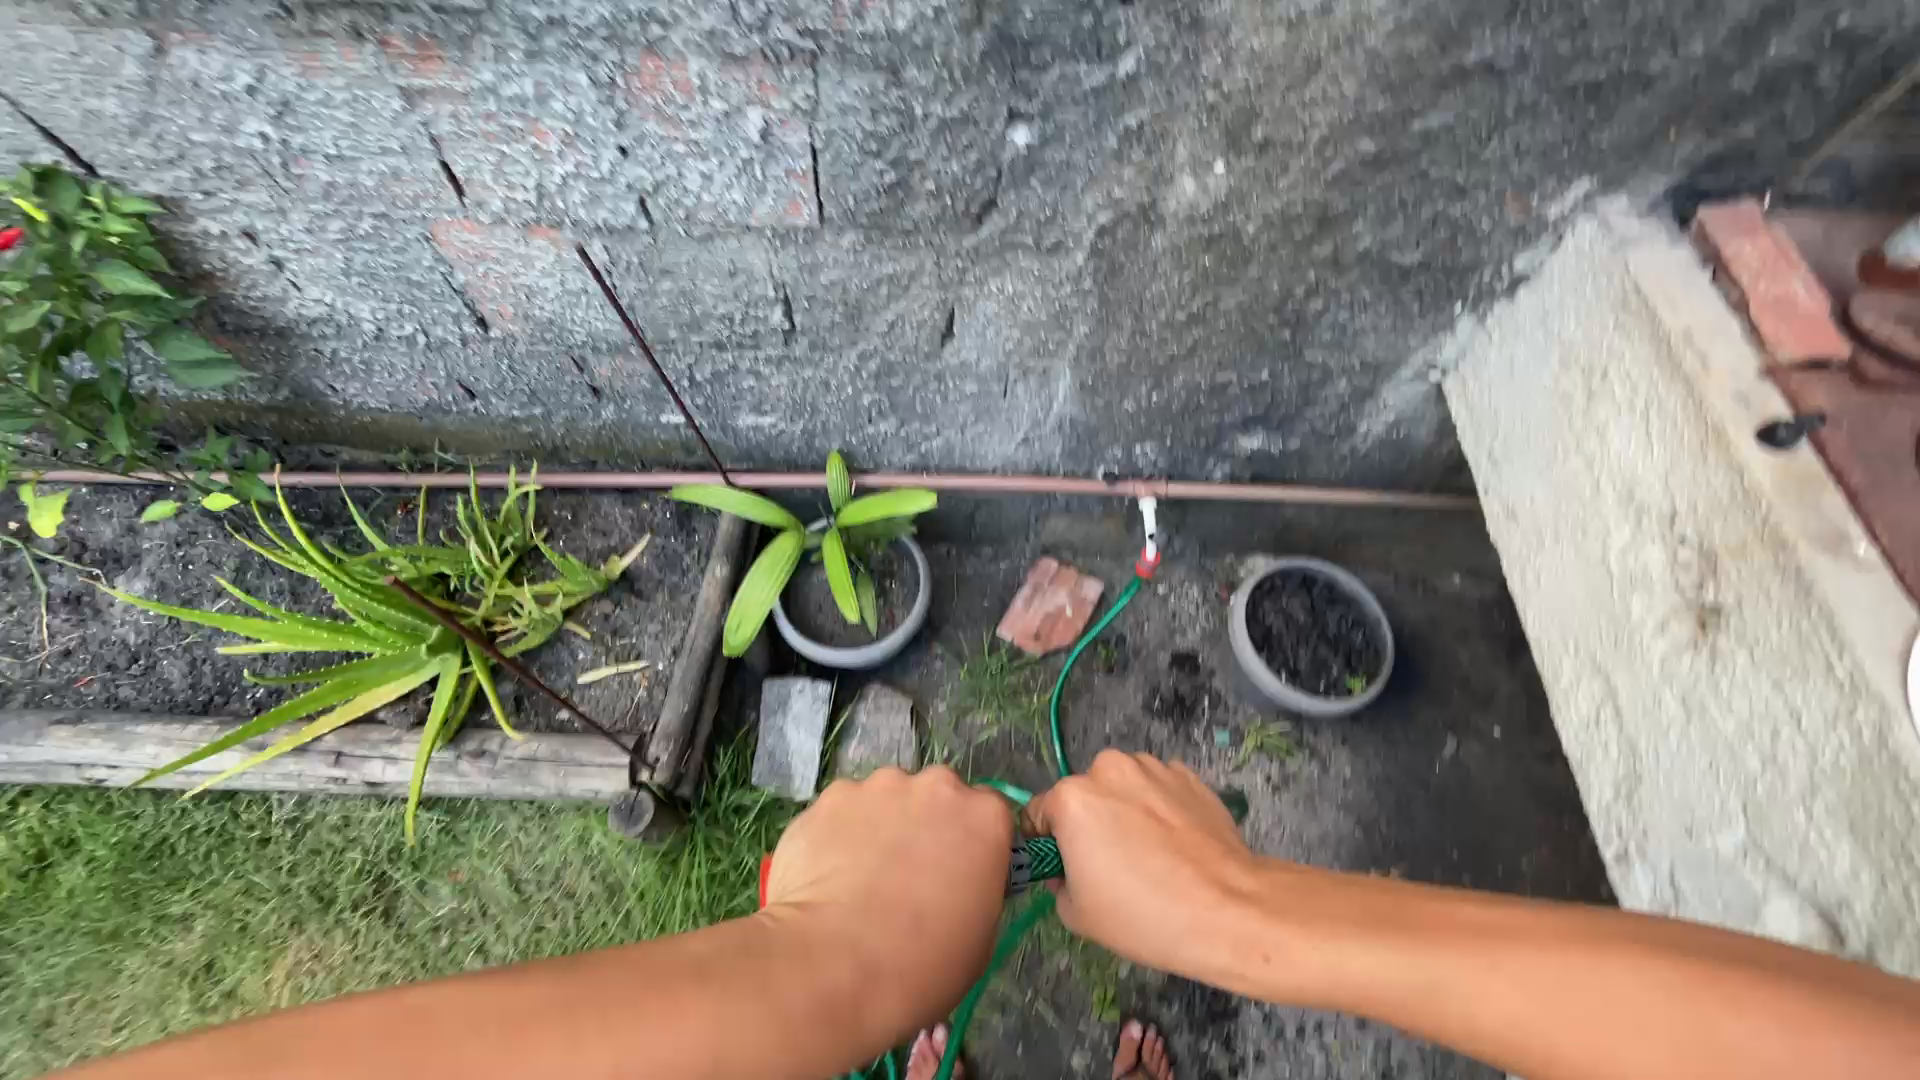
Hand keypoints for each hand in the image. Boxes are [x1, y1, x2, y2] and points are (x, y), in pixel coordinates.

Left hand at [762, 766, 1012, 1027]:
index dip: (971, 841)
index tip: (956, 870)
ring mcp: (881, 786)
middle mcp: (938, 787)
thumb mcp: (980, 936)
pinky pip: (842, 810)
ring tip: (858, 877)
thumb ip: (976, 887)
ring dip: (881, 824)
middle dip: (926, 824)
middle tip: (906, 873)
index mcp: (984, 817)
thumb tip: (955, 882)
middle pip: (937, 795)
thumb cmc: (923, 965)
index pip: (989, 812)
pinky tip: (825, 874)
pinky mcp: (833, 797)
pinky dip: (837, 833)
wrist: (836, 967)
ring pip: (886, 797)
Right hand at [1025, 750, 1258, 978]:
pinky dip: (1160, 807)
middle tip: (1113, 864)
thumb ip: (1058, 882)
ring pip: (1123, 787)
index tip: (1067, 869)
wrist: (1230, 909)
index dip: (1048, 844)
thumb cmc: (1144, 915)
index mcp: (1072, 797)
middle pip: (1084, 795)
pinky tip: (1177, 843)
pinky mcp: (1188, 775)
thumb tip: (1071, 867)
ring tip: (1152, 853)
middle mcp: (1107, 768)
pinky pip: (1159, 788)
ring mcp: (1152, 767)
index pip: (1039, 813)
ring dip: (1126, 809)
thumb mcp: (1077, 914)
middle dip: (1090, 822)